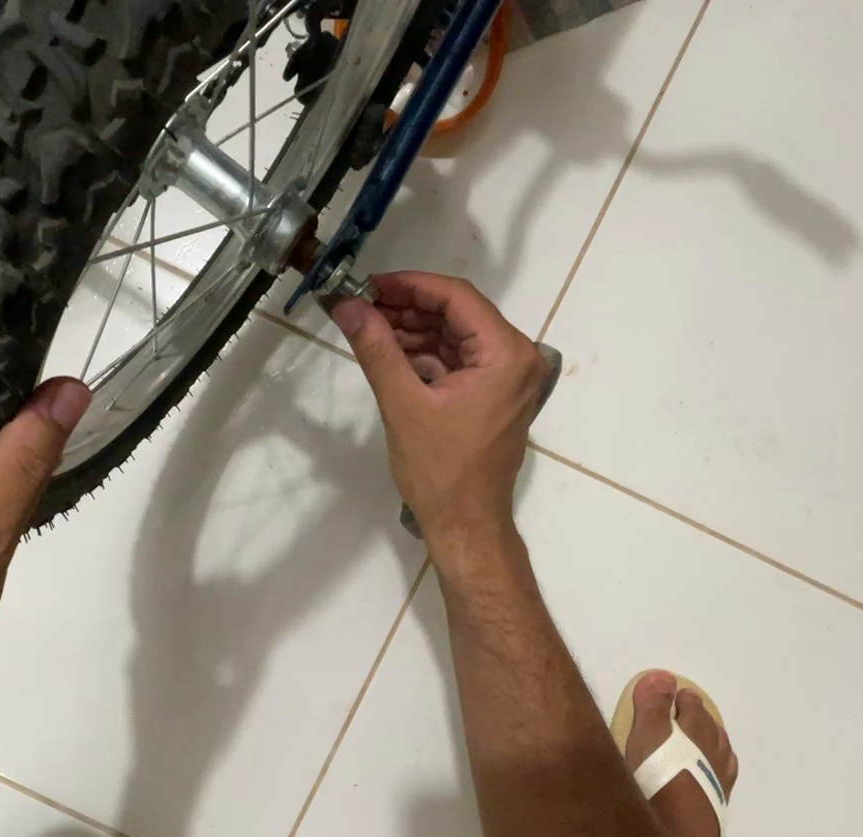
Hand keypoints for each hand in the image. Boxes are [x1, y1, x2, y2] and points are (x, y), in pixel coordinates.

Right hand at [330, 272, 547, 556]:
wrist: (465, 525)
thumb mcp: (403, 404)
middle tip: (362, 306)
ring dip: (413, 332)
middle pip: (457, 314)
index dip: (411, 285)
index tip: (369, 284)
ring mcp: (505, 379)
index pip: (457, 297)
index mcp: (505, 354)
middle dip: (408, 308)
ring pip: (454, 338)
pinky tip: (389, 353)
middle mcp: (515, 359)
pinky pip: (456, 362)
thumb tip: (347, 305)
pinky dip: (424, 357)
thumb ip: (376, 348)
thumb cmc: (440, 470)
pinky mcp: (491, 397)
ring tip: (368, 328)